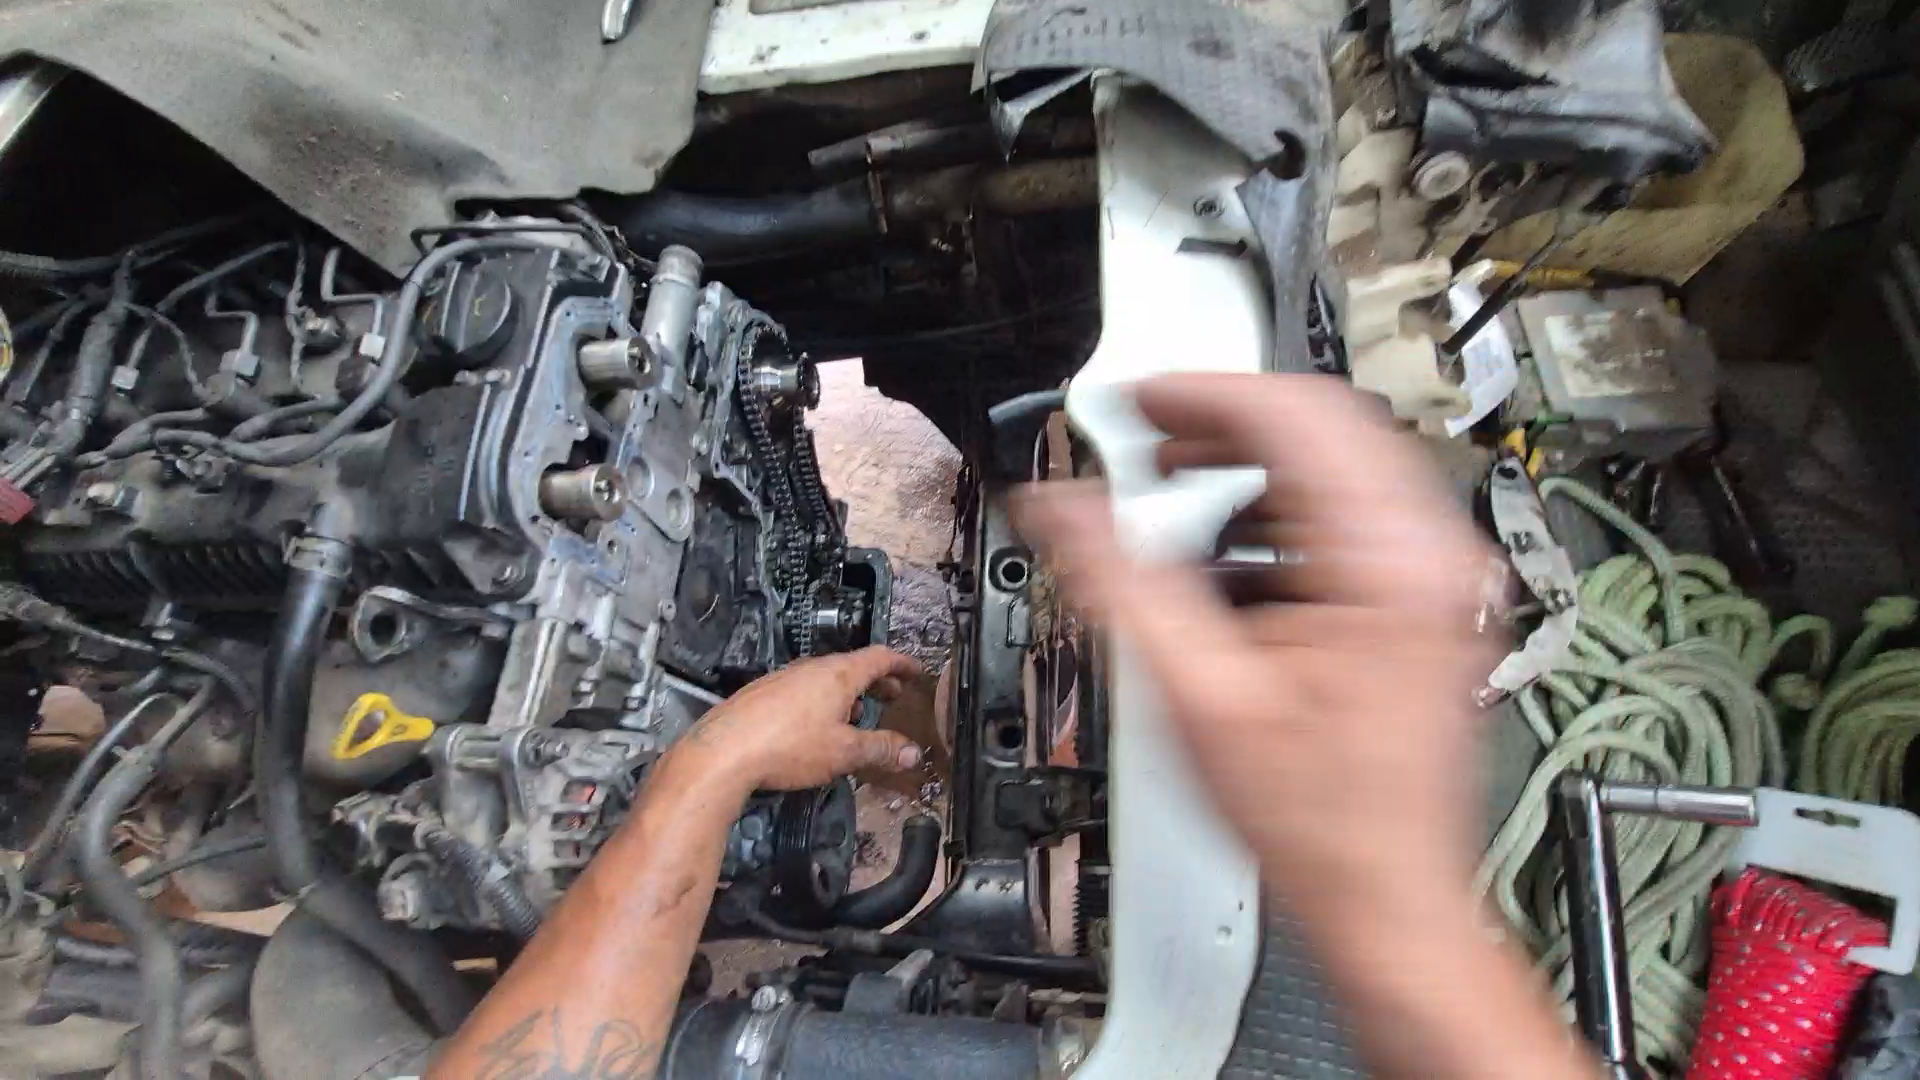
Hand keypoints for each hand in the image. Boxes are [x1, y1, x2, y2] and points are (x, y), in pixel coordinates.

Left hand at [674, 646, 926, 793]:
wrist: (723, 752)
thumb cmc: (790, 746)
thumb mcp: (844, 752)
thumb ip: (880, 749)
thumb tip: (913, 752)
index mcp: (839, 674)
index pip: (879, 657)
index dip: (901, 663)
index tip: (916, 671)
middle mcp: (812, 668)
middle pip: (853, 666)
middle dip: (877, 681)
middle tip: (892, 696)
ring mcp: (785, 678)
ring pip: (826, 679)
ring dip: (848, 694)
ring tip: (857, 717)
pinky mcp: (763, 694)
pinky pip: (803, 690)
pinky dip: (822, 701)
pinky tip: (816, 727)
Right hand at [1015, 374, 1493, 936]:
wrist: (1380, 892)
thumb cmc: (1312, 815)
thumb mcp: (1193, 691)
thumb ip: (1115, 580)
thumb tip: (1054, 509)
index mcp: (1383, 565)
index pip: (1293, 420)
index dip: (1201, 394)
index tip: (1138, 398)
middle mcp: (1423, 557)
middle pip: (1316, 429)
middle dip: (1216, 420)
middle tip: (1143, 429)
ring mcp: (1426, 577)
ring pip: (1327, 465)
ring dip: (1239, 459)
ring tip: (1167, 474)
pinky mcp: (1410, 599)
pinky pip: (1336, 514)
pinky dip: (1267, 504)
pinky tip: (1217, 535)